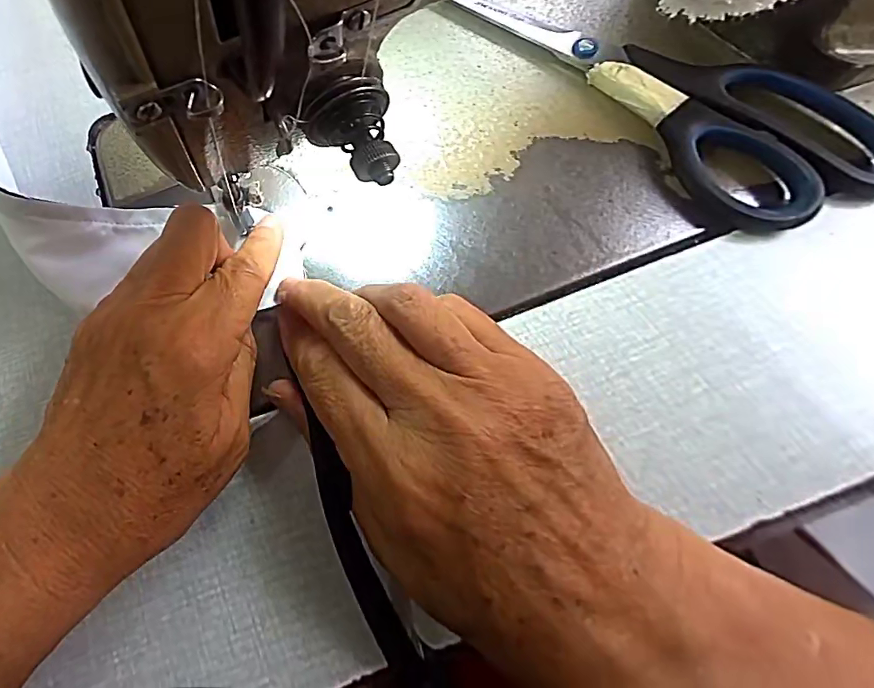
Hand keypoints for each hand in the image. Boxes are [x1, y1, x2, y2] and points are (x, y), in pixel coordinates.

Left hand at [12, 204, 283, 592]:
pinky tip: (168, 332)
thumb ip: (241, 364)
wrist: (70, 506)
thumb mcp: (229, 435)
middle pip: (192, 227)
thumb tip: (240, 324)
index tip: (273, 230)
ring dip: (191, 262)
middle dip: (221, 243)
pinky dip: (165, 286)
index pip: (240, 268)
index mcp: (197, 342)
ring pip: (163, 245)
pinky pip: (141, 276)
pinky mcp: (94, 320)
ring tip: (199, 311)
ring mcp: (116, 310)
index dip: (264, 244)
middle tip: (228, 283)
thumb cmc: (155, 487)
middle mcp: (153, 312)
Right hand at [267, 281, 693, 686]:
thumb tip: (292, 393)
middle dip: (316, 300)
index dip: (297, 337)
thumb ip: (332, 449)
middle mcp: (438, 413)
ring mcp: (488, 384)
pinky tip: (414, 317)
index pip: (325, 373)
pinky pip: (464, 312)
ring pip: (409, 304)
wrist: (586, 583)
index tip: (287, 322)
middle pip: (357, 327)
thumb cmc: (484, 577)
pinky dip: (427, 306)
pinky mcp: (526, 368)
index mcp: (394, 465)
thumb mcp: (384, 529)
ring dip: (369, 293)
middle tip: (301, 291)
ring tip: (354, 300)